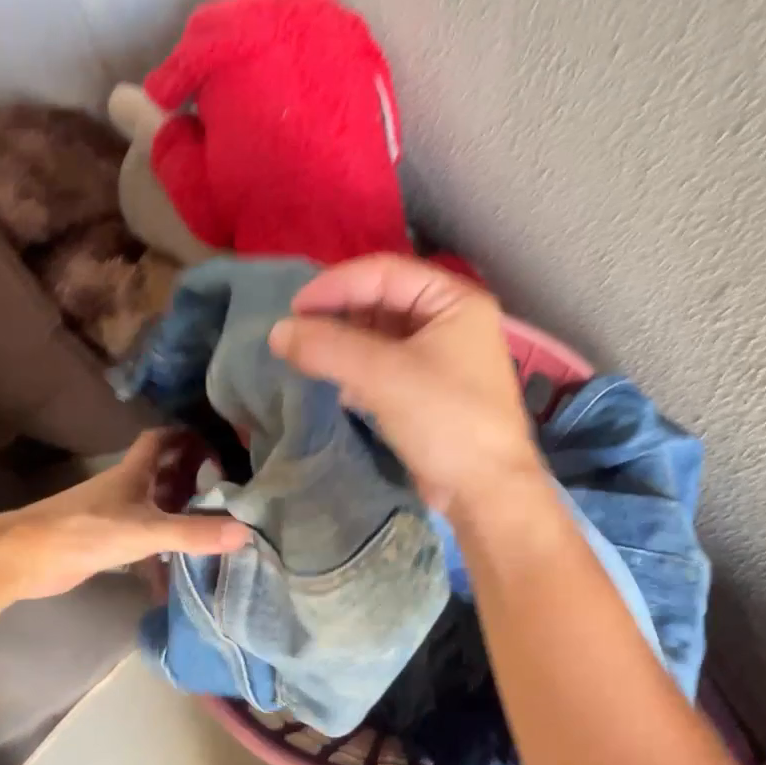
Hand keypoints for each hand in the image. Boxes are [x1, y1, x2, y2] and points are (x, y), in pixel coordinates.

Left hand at [0, 429, 249, 599]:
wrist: (25, 558)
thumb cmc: (85, 531)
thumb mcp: (146, 531)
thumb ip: (193, 533)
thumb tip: (245, 532)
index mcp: (133, 474)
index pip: (160, 441)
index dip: (185, 436)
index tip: (214, 444)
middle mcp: (124, 489)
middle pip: (162, 474)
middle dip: (191, 478)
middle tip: (226, 489)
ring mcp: (112, 516)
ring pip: (153, 507)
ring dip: (178, 513)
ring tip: (214, 526)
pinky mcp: (104, 543)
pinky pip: (143, 540)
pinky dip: (161, 551)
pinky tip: (178, 570)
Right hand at [268, 255, 542, 511]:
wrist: (487, 492)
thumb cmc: (445, 420)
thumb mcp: (382, 375)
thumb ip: (328, 347)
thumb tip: (277, 333)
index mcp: (455, 301)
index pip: (385, 272)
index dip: (335, 285)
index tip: (293, 309)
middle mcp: (453, 321)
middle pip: (382, 302)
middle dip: (338, 316)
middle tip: (296, 335)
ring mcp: (444, 358)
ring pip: (382, 336)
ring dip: (345, 345)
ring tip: (308, 359)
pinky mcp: (432, 392)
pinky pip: (388, 366)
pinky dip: (360, 371)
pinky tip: (338, 388)